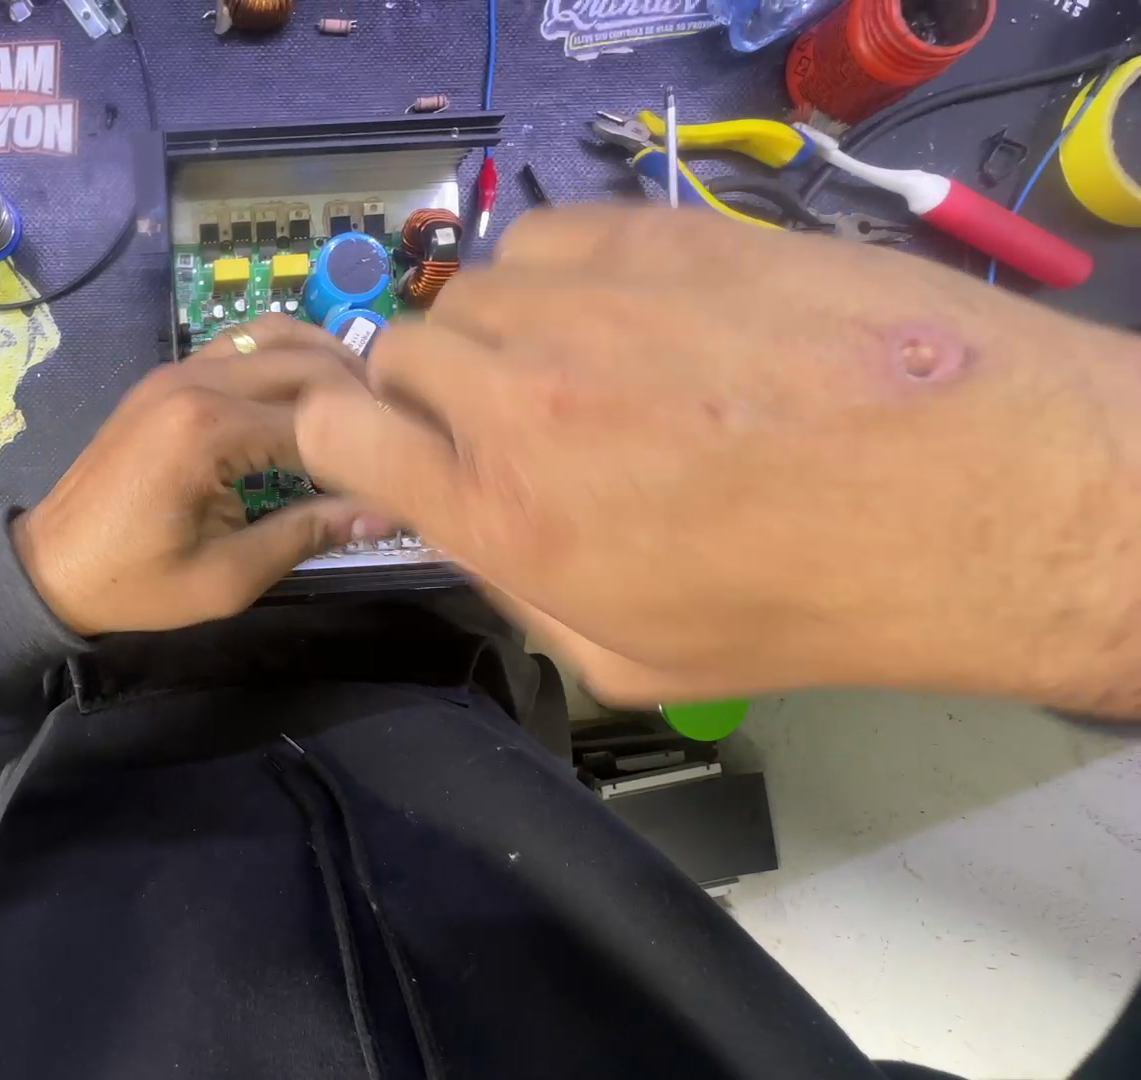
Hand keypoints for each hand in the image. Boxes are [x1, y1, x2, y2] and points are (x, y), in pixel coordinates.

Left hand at [14, 316, 373, 636]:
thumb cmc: (136, 584)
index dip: (367, 450)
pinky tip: (304, 393)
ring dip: (325, 361)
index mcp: (208, 430)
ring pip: (274, 336)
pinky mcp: (165, 376)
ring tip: (359, 408)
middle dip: (359, 395)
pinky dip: (282, 357)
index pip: (319, 420)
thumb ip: (306, 534)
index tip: (399, 480)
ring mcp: (176, 370)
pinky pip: (238, 344)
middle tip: (393, 438)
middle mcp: (195, 381)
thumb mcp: (226, 578)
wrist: (50, 567)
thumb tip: (382, 512)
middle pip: (307, 362)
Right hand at [296, 205, 1140, 712]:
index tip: (377, 447)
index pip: (332, 432)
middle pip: (390, 354)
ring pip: (461, 294)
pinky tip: (604, 309)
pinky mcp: (658, 238)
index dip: (336, 436)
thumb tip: (461, 523)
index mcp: (497, 512)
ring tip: (557, 362)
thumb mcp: (615, 657)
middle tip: (487, 417)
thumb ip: (506, 589)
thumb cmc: (794, 606)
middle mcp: (516, 401)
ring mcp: (586, 308)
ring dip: (485, 333)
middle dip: (418, 391)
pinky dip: (544, 275)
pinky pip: (536, 238)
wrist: (996, 503)